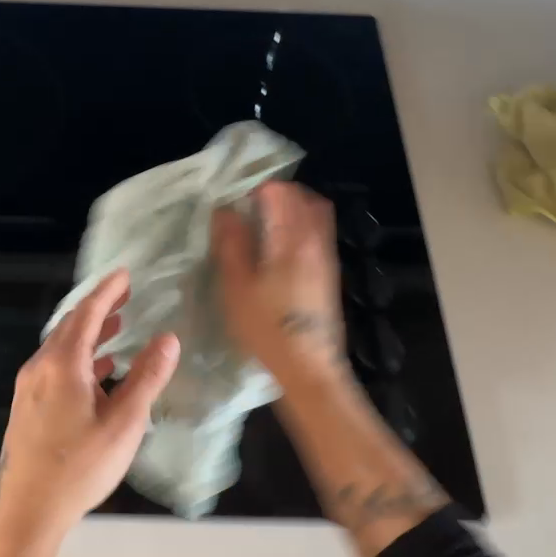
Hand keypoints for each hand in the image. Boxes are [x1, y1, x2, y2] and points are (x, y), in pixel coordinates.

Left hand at [0, 269, 178, 553]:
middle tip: (125, 295)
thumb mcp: (123, 423)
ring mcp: (30, 390)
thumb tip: (168, 339)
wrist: (27, 511)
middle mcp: (40, 369)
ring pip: (61, 349)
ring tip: (117, 328)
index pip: (86, 314)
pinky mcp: (28, 409)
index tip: (125, 274)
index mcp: (62, 365)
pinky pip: (56, 369)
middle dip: (98, 309)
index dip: (107, 292)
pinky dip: (80, 360)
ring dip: (89, 335)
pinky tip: (98, 373)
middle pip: (69, 327)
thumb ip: (147, 378)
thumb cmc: (80, 467)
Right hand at [213, 181, 352, 396]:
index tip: (239, 202)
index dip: (258, 190)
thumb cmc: (267, 328)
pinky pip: (320, 234)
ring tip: (269, 222)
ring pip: (317, 215)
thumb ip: (231, 245)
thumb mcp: (237, 287)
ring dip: (294, 209)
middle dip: (281, 193)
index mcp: (292, 239)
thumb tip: (225, 211)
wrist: (309, 366)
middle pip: (305, 199)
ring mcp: (327, 258)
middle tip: (255, 204)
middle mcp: (315, 242)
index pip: (281, 193)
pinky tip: (283, 248)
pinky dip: (303, 227)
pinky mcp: (330, 274)